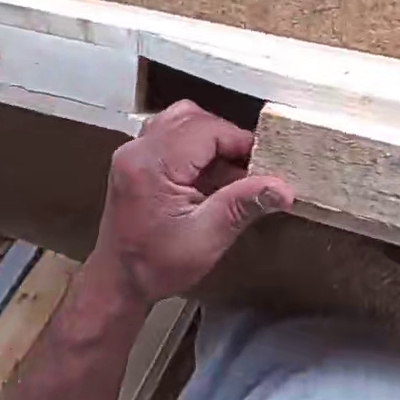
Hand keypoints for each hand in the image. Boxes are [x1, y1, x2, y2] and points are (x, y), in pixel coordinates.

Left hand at [81, 100, 294, 306]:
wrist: (117, 281)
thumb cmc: (154, 266)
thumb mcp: (206, 238)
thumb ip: (242, 205)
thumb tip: (281, 188)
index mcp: (150, 165)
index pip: (205, 130)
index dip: (240, 141)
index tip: (265, 163)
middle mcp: (137, 151)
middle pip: (191, 118)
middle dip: (226, 138)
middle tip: (251, 166)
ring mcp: (132, 154)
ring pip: (180, 122)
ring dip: (210, 140)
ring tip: (232, 170)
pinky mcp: (135, 163)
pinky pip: (169, 138)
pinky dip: (194, 149)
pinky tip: (211, 177)